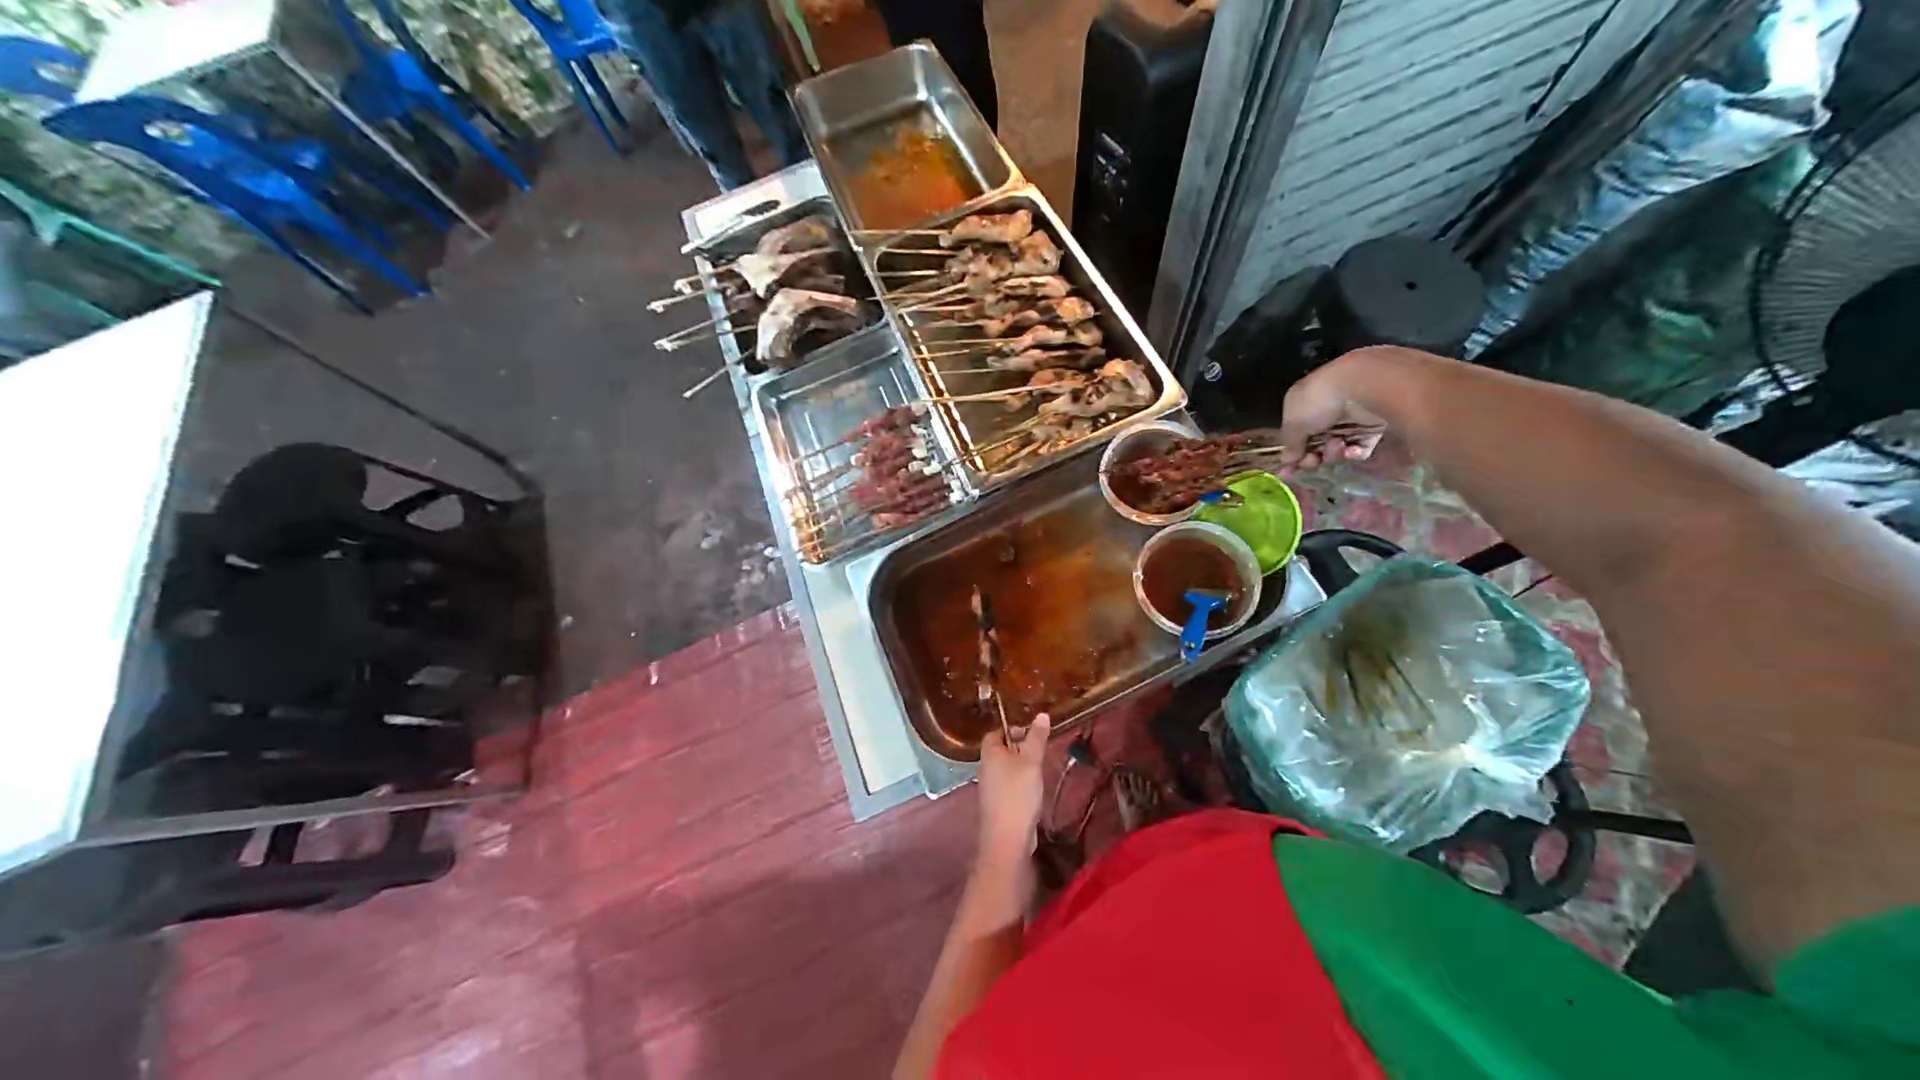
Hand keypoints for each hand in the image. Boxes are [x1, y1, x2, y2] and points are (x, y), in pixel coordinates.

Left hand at [975, 713, 1051, 868]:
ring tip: (1039, 771)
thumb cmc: (1018, 792)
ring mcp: (989, 787)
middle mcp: (985, 768)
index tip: (1031, 734)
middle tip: (1039, 753)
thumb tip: (1041, 714)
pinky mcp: (997, 803)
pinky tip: (1033, 791)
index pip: (995, 732)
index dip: (1012, 729)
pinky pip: (1008, 785)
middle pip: (1001, 750)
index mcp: (989, 753)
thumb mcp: (1032, 761)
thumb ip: (1036, 738)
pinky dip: (1020, 783)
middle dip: (1020, 748)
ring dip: (1021, 767)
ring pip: (1005, 769)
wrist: (1007, 837)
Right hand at [1276, 349, 1395, 469]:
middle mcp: (1325, 413)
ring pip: (1335, 451)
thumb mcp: (1293, 424)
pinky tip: (1350, 448)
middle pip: (1315, 446)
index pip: (1295, 435)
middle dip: (1311, 457)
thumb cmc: (1318, 401)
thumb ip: (1290, 446)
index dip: (1292, 454)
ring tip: (1336, 443)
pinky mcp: (1371, 429)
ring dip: (1332, 453)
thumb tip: (1287, 461)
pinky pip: (1358, 450)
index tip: (1288, 471)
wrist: (1363, 386)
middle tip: (1313, 461)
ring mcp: (1349, 422)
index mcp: (1302, 406)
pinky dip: (1353, 453)